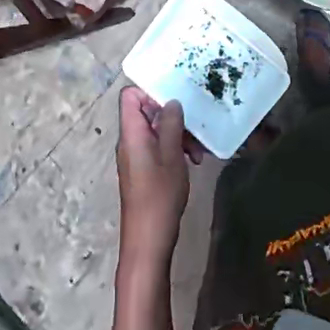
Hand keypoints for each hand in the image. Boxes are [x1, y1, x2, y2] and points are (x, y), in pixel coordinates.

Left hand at [117, 86, 195, 260]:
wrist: (149, 239)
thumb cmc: (159, 195)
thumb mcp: (171, 155)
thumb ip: (170, 124)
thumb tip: (171, 102)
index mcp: (131, 134)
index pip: (130, 96)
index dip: (151, 91)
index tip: (176, 98)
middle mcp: (131, 141)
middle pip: (147, 112)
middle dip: (174, 115)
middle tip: (196, 126)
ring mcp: (137, 156)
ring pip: (158, 130)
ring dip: (180, 134)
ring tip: (199, 150)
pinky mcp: (145, 169)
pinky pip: (159, 146)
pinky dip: (176, 148)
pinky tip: (195, 160)